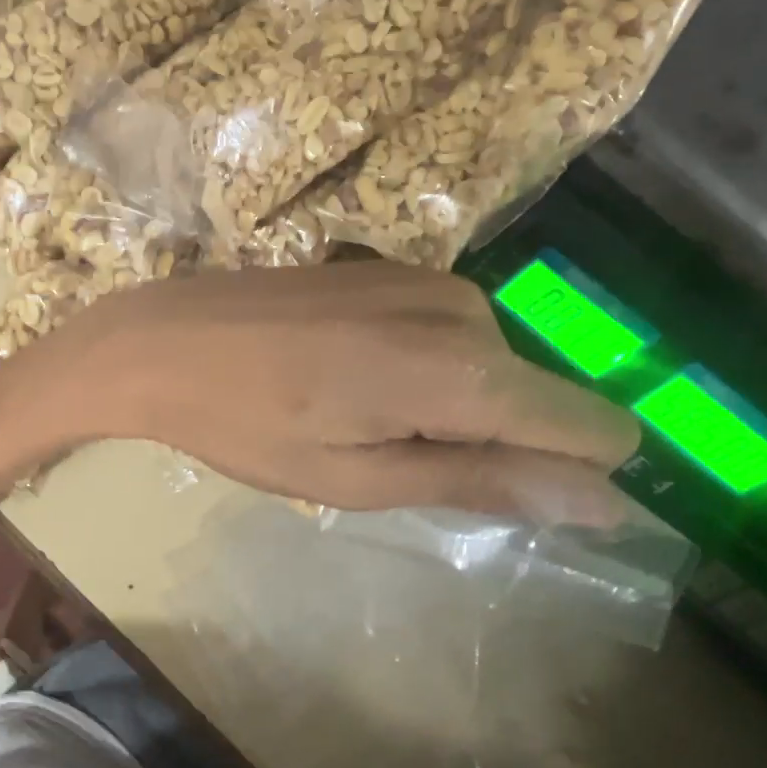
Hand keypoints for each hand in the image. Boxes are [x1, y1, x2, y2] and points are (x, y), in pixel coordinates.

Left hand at [56, 263, 639, 522]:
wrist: (158, 338)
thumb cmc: (244, 422)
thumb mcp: (355, 476)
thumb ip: (483, 480)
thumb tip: (607, 501)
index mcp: (464, 370)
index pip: (595, 427)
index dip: (566, 474)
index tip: (494, 492)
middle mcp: (468, 310)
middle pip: (535, 398)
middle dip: (480, 437)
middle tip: (377, 450)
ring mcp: (429, 278)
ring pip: (490, 366)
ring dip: (440, 403)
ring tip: (347, 412)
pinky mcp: (394, 266)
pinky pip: (447, 333)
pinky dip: (414, 366)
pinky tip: (340, 373)